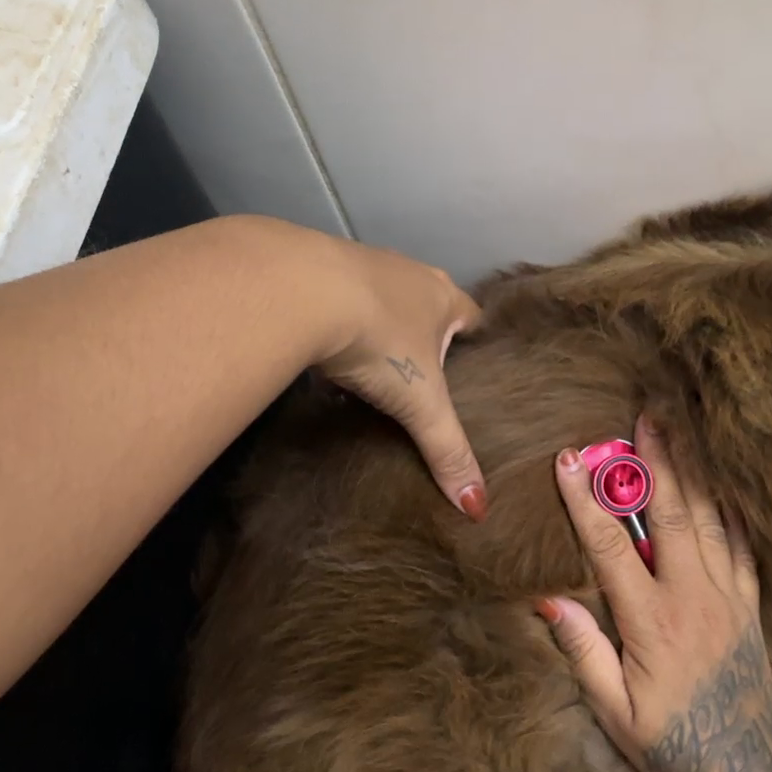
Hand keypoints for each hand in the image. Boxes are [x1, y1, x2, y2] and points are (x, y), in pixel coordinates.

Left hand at [315, 239, 486, 519]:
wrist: (294, 288)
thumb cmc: (377, 341)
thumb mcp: (420, 404)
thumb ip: (447, 451)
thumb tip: (477, 507)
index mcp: (443, 297)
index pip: (475, 316)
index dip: (476, 342)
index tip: (474, 369)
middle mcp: (408, 273)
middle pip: (428, 306)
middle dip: (427, 338)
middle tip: (423, 378)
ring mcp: (361, 264)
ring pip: (382, 301)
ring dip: (380, 330)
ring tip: (375, 372)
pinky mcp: (314, 267)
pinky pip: (336, 302)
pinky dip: (337, 326)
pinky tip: (326, 356)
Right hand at [537, 418, 771, 771]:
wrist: (745, 768)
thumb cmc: (671, 744)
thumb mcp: (614, 711)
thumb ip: (584, 652)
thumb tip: (549, 600)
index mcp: (651, 622)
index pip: (610, 546)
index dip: (585, 500)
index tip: (567, 461)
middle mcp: (693, 597)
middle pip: (669, 513)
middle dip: (653, 461)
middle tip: (643, 416)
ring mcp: (727, 596)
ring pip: (708, 518)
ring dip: (691, 471)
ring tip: (680, 431)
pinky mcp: (748, 603)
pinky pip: (740, 542)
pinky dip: (729, 506)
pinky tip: (721, 481)